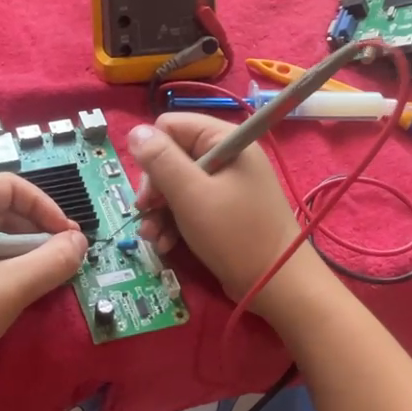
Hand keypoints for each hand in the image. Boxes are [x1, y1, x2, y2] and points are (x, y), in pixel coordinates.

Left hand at [0, 175, 87, 405]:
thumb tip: (79, 242)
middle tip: (61, 258)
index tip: (67, 235)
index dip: (44, 205)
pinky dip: (0, 265)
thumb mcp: (13, 286)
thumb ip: (53, 259)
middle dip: (36, 229)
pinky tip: (14, 290)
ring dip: (21, 249)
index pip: (8, 185)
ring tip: (43, 276)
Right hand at [128, 114, 335, 325]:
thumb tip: (135, 132)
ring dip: (158, 210)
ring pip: (175, 184)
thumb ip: (160, 160)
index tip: (148, 189)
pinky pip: (188, 205)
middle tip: (147, 213)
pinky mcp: (222, 210)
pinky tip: (165, 243)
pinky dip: (172, 223)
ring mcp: (225, 184)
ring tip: (153, 237)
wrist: (276, 284)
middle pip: (170, 157)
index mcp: (225, 140)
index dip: (152, 154)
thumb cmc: (234, 234)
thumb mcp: (191, 195)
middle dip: (154, 188)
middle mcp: (225, 156)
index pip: (171, 126)